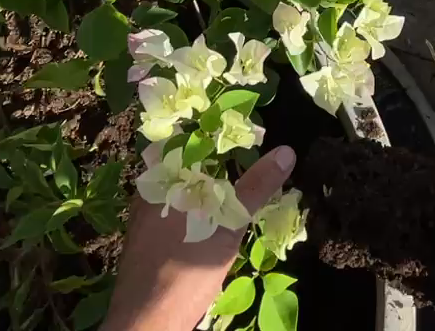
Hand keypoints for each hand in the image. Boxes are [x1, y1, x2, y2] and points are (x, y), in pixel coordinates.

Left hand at [103, 146, 295, 330]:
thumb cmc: (185, 266)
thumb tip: (286, 150)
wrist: (148, 325)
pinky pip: (176, 209)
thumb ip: (256, 186)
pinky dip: (198, 204)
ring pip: (181, 187)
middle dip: (215, 155)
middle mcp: (150, 191)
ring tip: (238, 178)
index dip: (214, 127)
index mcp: (163, 177)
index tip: (242, 123)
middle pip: (185, 160)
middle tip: (249, 150)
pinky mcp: (150, 241)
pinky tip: (216, 215)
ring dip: (207, 182)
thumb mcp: (227, 223)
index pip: (187, 134)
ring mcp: (147, 217)